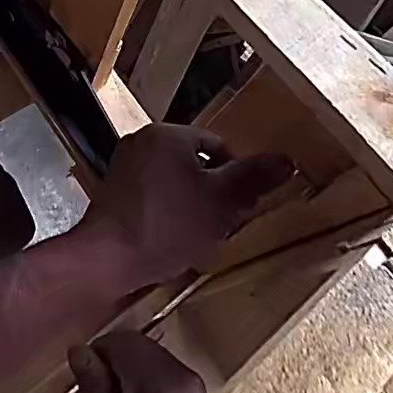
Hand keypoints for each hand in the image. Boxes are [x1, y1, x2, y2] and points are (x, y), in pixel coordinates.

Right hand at [69, 331, 205, 392]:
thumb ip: (94, 389)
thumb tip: (79, 351)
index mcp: (159, 387)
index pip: (122, 342)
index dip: (100, 351)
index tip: (89, 369)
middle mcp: (182, 376)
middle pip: (140, 343)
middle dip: (117, 357)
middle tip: (104, 388)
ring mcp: (194, 381)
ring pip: (153, 350)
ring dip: (133, 364)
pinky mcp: (199, 387)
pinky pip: (166, 364)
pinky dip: (150, 373)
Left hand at [76, 123, 293, 287]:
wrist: (106, 259)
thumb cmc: (167, 225)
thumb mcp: (221, 202)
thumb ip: (253, 178)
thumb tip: (286, 159)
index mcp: (167, 134)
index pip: (216, 145)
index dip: (236, 174)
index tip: (241, 204)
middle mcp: (142, 142)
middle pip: (193, 162)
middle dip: (212, 190)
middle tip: (224, 221)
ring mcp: (123, 167)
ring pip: (172, 180)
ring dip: (190, 203)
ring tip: (199, 234)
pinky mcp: (112, 193)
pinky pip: (151, 195)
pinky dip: (166, 212)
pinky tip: (172, 239)